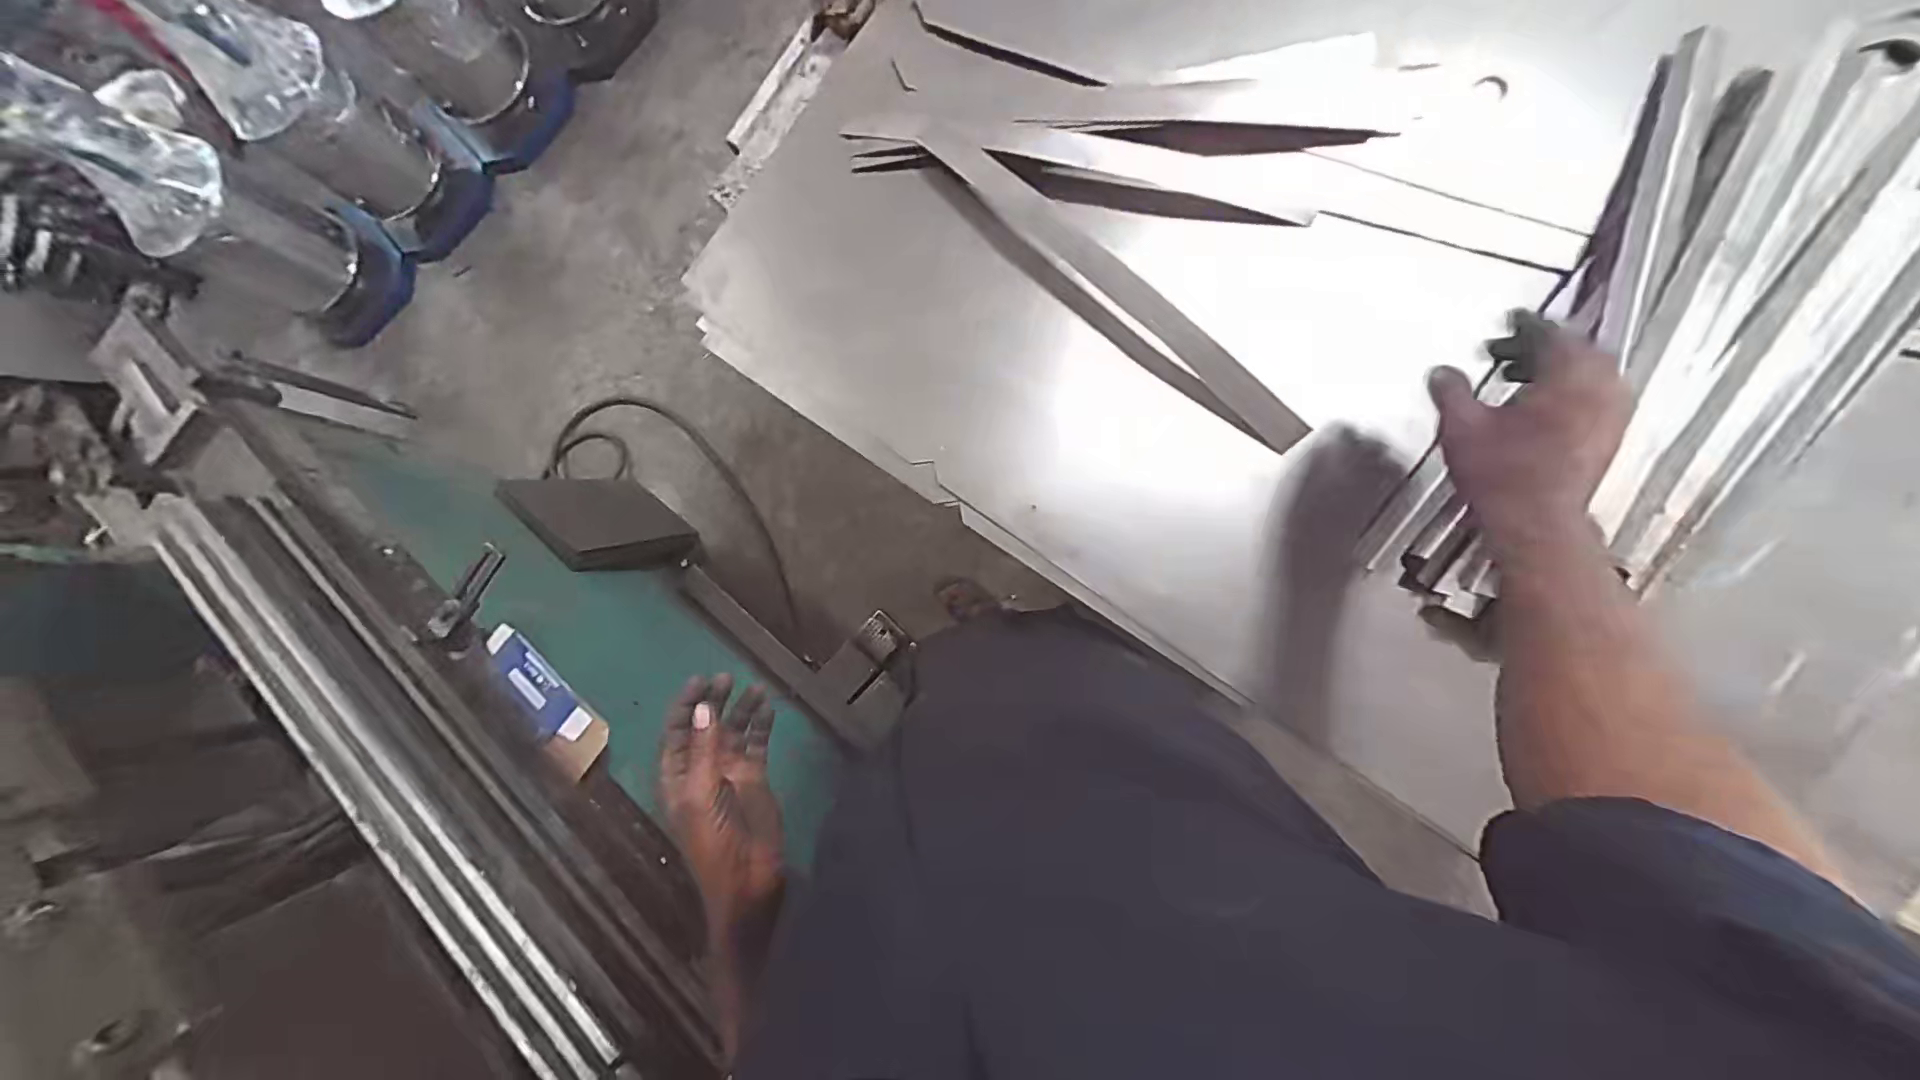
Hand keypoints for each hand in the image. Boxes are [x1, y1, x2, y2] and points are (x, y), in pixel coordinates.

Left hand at [657, 674, 783, 942]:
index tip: (699, 681)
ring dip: (742, 709)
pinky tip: (769, 709)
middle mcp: (702, 769)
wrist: (747, 879)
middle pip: (704, 727)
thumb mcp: (701, 794)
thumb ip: (704, 749)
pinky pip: (758, 743)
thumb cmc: (713, 842)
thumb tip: (703, 707)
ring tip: (756, 687)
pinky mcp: (755, 777)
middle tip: (727, 677)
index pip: (676, 732)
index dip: (684, 706)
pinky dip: (762, 725)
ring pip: (734, 731)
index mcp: (678, 776)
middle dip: (714, 701)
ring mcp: (730, 772)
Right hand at [1428, 316, 1631, 555]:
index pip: (1551, 335)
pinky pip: (1593, 396)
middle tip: (1508, 348)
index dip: (1526, 325)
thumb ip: (1451, 392)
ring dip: (1554, 369)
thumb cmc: (1502, 476)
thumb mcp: (1461, 427)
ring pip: (1588, 373)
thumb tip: (1442, 373)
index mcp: (1568, 378)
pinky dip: (1566, 390)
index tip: (1512, 320)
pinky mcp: (1607, 436)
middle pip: (1576, 350)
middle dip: (1540, 347)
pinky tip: (1536, 404)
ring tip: (1518, 376)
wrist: (1534, 521)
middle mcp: (1601, 390)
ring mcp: (1610, 414)